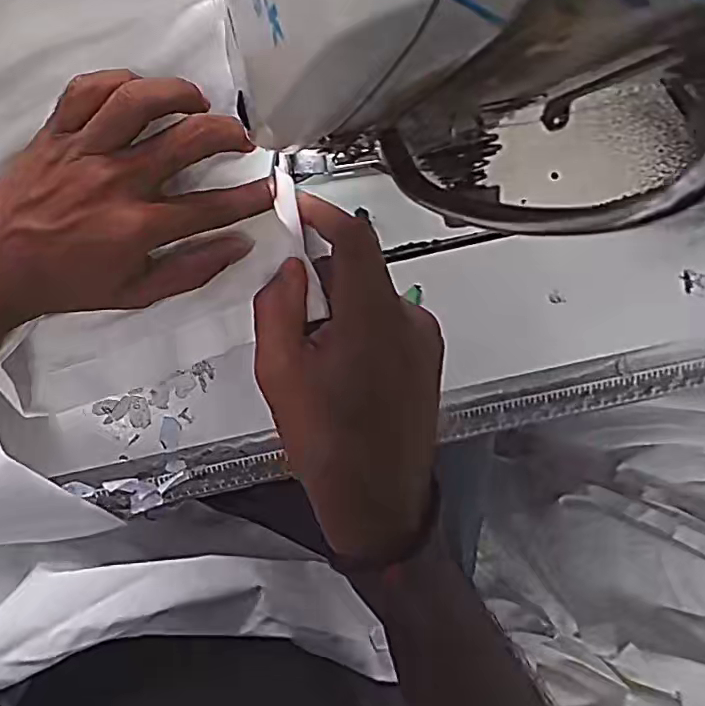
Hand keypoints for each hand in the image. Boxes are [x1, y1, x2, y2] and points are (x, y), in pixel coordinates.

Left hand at [0, 70, 274, 352]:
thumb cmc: (64, 282)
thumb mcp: (135, 293)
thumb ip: (191, 270)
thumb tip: (236, 246)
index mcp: (135, 227)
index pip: (211, 206)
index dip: (251, 196)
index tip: (268, 186)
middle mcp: (113, 183)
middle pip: (188, 139)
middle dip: (229, 134)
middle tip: (238, 140)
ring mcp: (82, 153)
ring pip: (139, 100)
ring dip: (179, 94)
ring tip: (195, 103)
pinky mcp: (55, 135)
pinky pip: (87, 90)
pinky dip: (118, 81)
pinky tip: (135, 92)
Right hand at [253, 194, 442, 563]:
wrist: (377, 500)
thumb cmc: (330, 446)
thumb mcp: (278, 371)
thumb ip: (278, 307)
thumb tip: (288, 270)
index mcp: (371, 320)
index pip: (354, 239)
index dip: (323, 213)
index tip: (298, 205)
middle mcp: (407, 321)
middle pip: (357, 268)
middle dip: (318, 276)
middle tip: (289, 310)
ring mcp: (422, 340)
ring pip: (369, 294)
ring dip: (337, 306)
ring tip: (314, 355)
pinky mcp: (426, 355)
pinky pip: (385, 318)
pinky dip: (356, 324)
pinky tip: (338, 365)